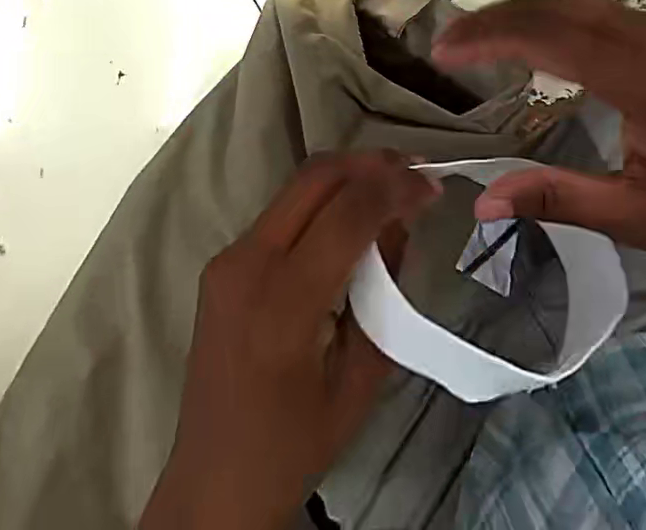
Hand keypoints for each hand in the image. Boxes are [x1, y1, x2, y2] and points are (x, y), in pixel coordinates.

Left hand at [139, 152, 437, 529]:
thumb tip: (398, 225)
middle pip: (317, 177)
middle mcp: (246, 266)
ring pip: (298, 185)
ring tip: (394, 184)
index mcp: (282, 305)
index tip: (433, 186)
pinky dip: (327, 197)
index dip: (396, 188)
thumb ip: (384, 291)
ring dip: (351, 174)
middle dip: (373, 163)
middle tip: (416, 171)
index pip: (347, 214)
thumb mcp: (362, 376)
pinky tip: (356, 212)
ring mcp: (228, 259)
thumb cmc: (295, 443)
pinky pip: (284, 208)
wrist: (213, 482)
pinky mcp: (224, 262)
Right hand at [433, 0, 645, 362]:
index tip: (440, 50)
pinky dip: (556, 15)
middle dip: (497, 16)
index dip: (487, 37)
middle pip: (556, 4)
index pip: (545, 36)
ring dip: (526, 11)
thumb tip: (482, 199)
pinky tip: (541, 42)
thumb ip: (557, 198)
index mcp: (638, 75)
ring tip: (483, 38)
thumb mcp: (639, 214)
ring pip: (578, 0)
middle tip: (449, 41)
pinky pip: (600, 10)